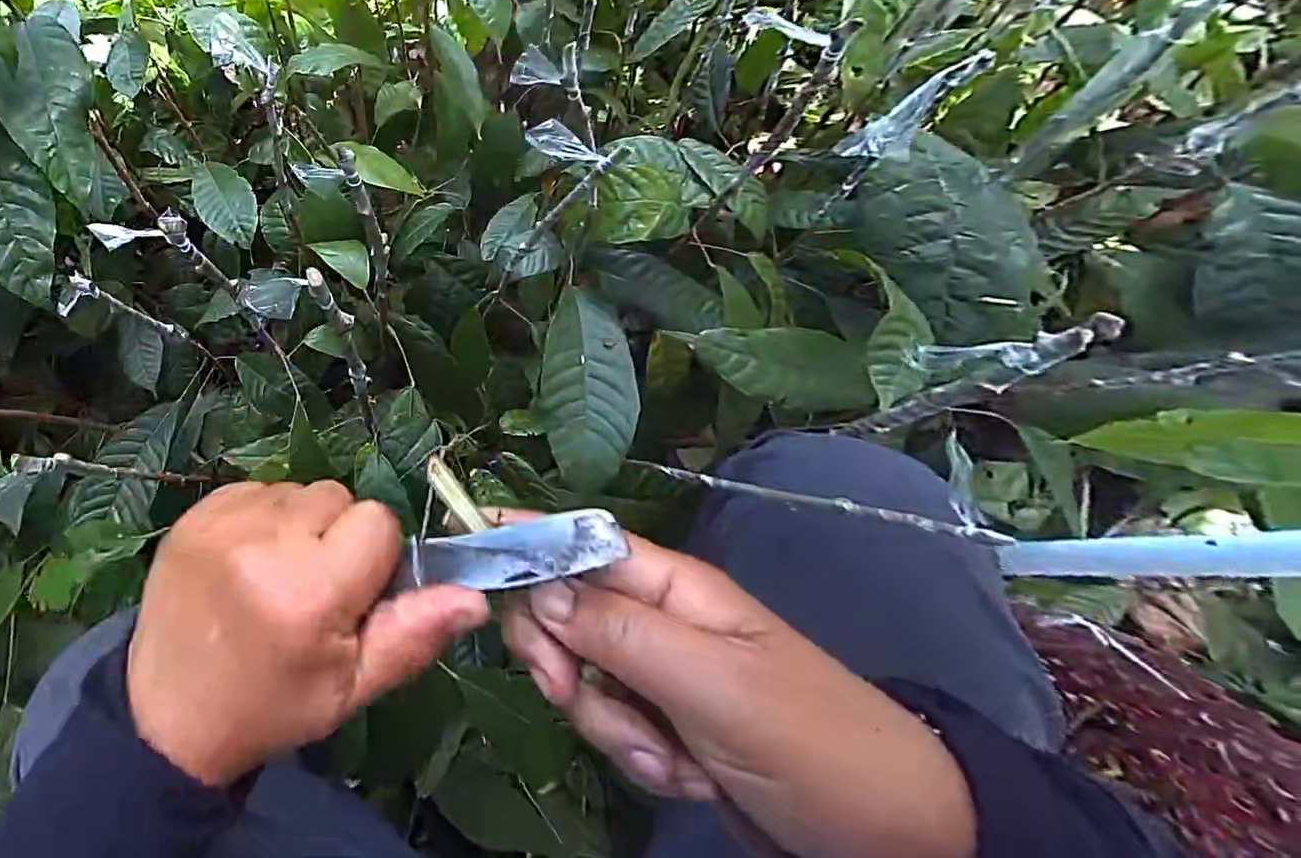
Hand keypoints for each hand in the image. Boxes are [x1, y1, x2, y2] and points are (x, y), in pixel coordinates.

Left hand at [127, 481, 488, 785]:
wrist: (169, 713)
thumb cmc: (272, 704)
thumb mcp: (350, 688)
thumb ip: (414, 635)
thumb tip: (473, 596)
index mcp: (310, 589)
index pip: (378, 521)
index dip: (374, 556)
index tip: (351, 591)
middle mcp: (265, 541)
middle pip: (338, 496)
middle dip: (337, 534)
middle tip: (309, 584)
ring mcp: (223, 521)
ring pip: (299, 488)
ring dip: (299, 522)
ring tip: (274, 572)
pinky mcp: (195, 511)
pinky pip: (258, 487)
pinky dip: (263, 515)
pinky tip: (245, 558)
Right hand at [493, 509, 975, 857]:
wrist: (895, 841)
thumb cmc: (811, 741)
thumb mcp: (713, 684)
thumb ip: (618, 631)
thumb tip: (537, 590)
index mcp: (667, 584)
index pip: (577, 540)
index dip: (521, 533)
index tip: (464, 535)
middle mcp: (650, 616)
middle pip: (559, 610)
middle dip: (559, 656)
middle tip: (573, 691)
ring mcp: (650, 668)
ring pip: (576, 673)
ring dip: (607, 720)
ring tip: (667, 755)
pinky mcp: (653, 716)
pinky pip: (604, 719)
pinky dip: (630, 750)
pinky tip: (680, 772)